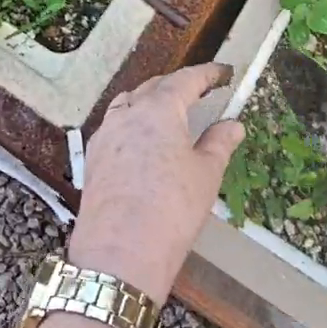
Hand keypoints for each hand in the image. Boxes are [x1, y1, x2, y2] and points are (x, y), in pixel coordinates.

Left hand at [68, 63, 243, 303]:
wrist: (119, 255)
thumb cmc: (172, 209)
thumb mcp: (206, 175)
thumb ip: (219, 143)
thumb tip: (233, 125)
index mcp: (159, 108)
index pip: (186, 79)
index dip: (207, 74)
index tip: (223, 72)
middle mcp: (128, 113)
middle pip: (154, 87)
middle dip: (177, 85)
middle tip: (200, 91)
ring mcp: (105, 134)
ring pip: (129, 103)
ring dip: (150, 101)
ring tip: (168, 112)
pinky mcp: (92, 158)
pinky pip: (115, 126)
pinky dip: (132, 123)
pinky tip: (141, 141)